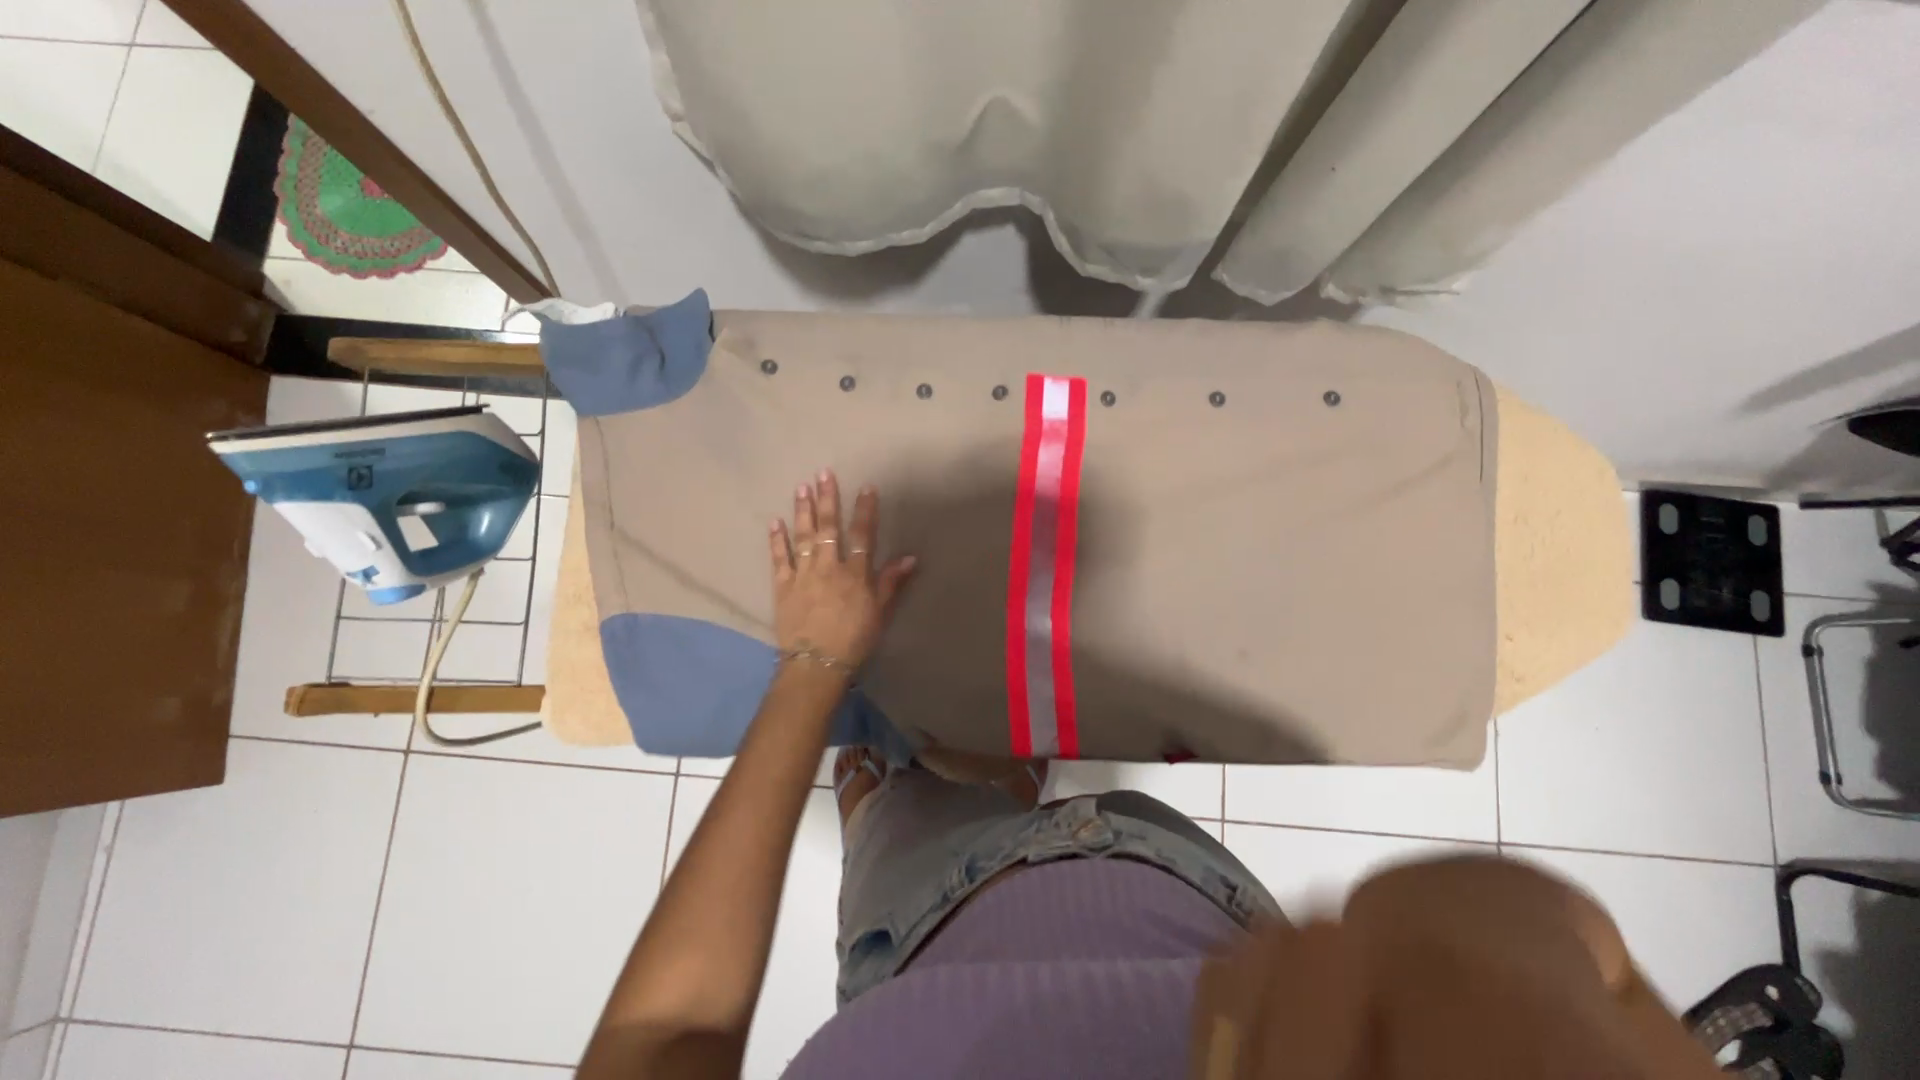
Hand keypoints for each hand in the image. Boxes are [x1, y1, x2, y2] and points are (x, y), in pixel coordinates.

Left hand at [768, 471, 915, 668]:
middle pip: (829, 528)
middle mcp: (828, 567)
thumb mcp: (879, 613)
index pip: (862, 535)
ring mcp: (802, 575)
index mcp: (855, 574)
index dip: (865, 510)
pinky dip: (776, 539)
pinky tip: (774, 521)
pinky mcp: (782, 587)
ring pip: (804, 536)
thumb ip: (891, 583)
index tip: (866, 487)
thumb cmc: (854, 641)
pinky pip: (779, 558)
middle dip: (828, 499)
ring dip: (803, 511)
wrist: (816, 664)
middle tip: (823, 473)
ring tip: (801, 488)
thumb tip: (910, 557)